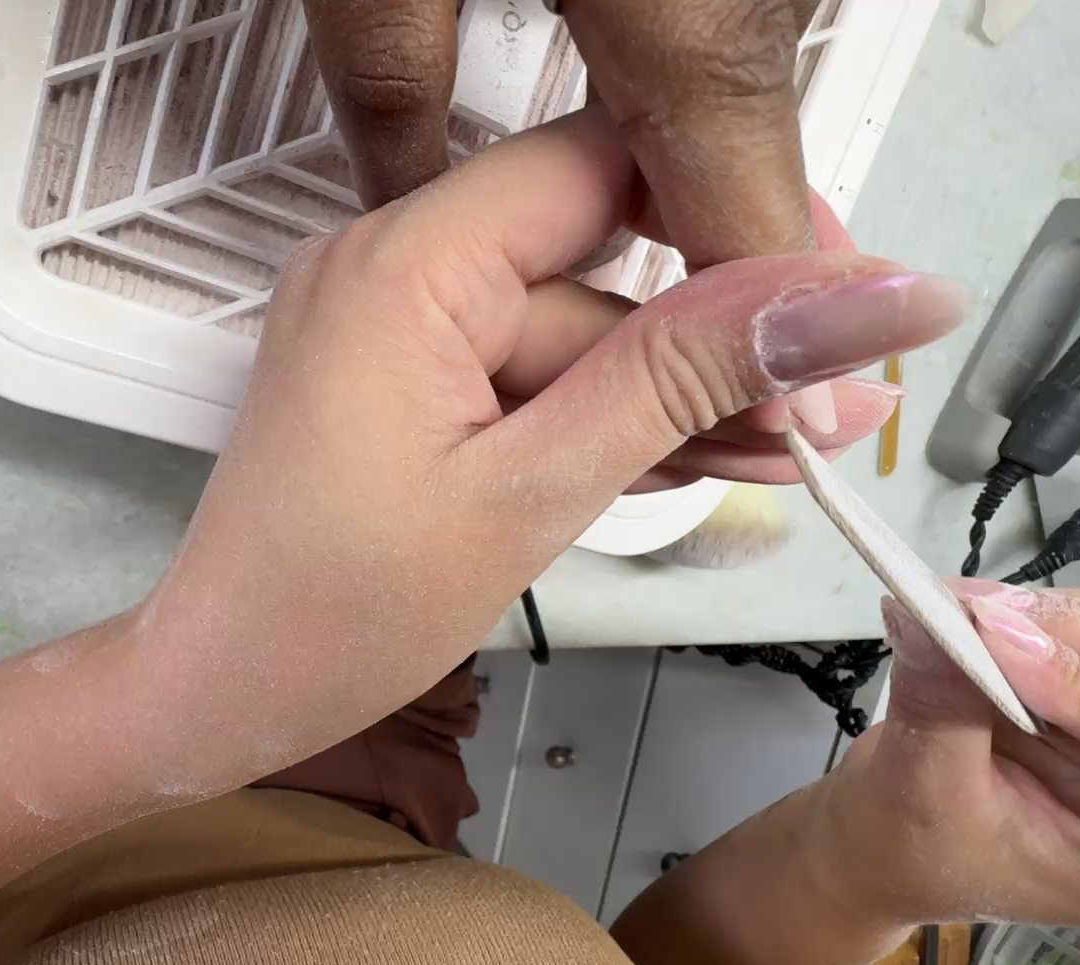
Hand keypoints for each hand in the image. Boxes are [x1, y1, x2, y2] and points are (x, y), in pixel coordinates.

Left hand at [132, 108, 963, 796]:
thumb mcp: (531, 491)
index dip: (731, 218)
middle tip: (829, 410)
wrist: (228, 682)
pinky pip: (511, 376)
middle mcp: (380, 271)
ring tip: (779, 452)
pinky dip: (589, 418)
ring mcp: (383, 330)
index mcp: (399, 265)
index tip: (835, 295)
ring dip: (664, 394)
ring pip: (560, 333)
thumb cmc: (333, 612)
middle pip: (589, 263)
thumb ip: (685, 378)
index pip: (600, 167)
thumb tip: (851, 298)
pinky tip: (684, 457)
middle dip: (711, 340)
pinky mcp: (391, 384)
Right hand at [811, 581, 1079, 940]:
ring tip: (968, 620)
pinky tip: (988, 630)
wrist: (900, 845)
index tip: (987, 642)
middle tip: (982, 614)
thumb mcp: (921, 790)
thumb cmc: (919, 851)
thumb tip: (932, 620)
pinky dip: (1054, 616)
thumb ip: (940, 705)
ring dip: (1071, 618)